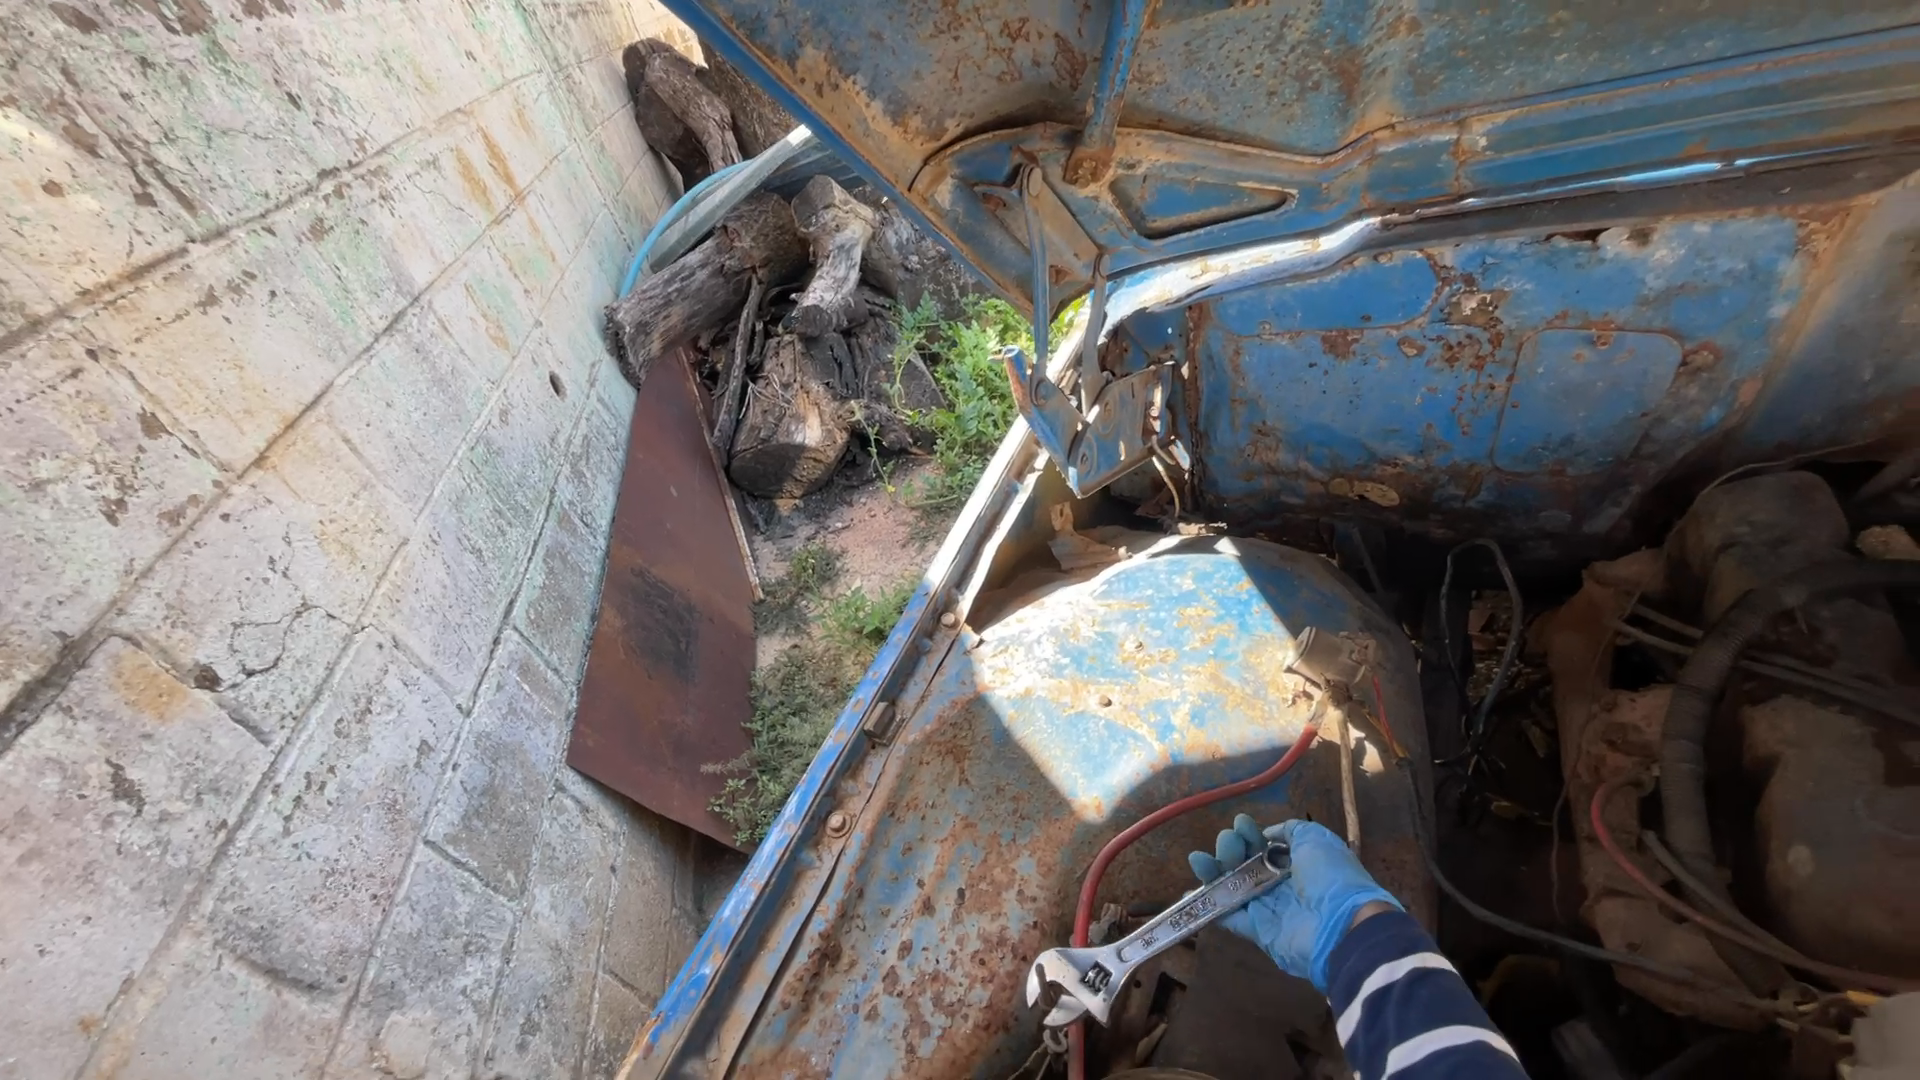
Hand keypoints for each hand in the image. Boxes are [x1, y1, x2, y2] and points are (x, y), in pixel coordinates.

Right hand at [1188, 815, 1401, 990]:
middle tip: (1231, 842)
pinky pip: (1228, 916)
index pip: (1264, 845)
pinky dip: (1209, 905)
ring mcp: (1267, 907)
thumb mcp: (1316, 839)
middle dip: (1230, 846)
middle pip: (1244, 862)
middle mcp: (1280, 884)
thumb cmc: (1331, 877)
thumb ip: (1291, 830)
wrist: (1343, 927)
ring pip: (1232, 885)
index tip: (1241, 824)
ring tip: (1199, 858)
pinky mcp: (1257, 930)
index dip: (1250, 833)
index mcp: (1296, 863)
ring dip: (1214, 869)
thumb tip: (1268, 835)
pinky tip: (1191, 892)